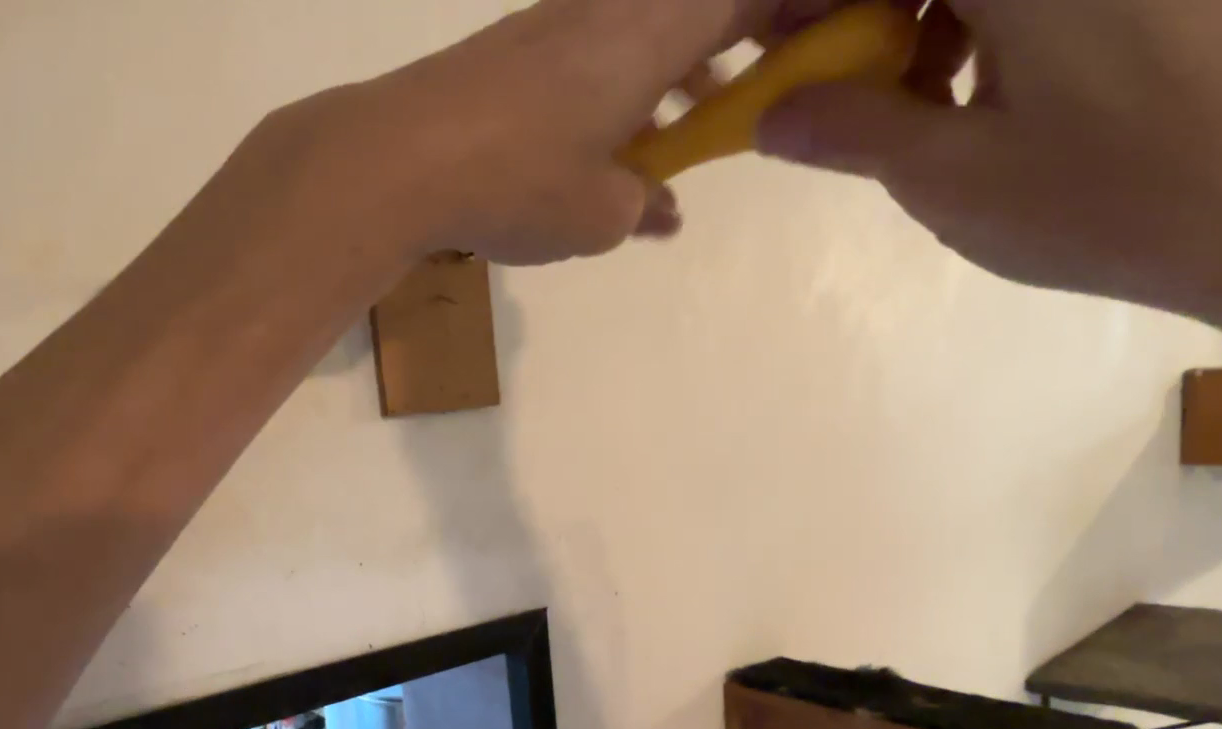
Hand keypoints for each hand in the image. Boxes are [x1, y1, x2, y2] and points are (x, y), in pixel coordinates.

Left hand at [241, 0, 867, 265]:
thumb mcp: (599, 215)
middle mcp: (609, 8)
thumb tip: (662, 211)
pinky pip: (595, 49)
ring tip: (694, 122)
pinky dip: (624, 82)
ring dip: (681, 64)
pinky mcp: (511, 53)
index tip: (829, 40)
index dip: (798, 13)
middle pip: (699, 5)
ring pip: (644, 26)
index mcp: (653, 30)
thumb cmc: (515, 183)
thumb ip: (644, 205)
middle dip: (745, 35)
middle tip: (767, 80)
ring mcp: (553, 24)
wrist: (393, 161)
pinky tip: (611, 142)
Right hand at [755, 0, 1221, 340]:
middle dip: (861, 21)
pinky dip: (981, 31)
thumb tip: (771, 116)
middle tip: (827, 88)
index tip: (774, 56)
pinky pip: (1034, 0)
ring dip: (918, 27)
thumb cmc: (1101, 198)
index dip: (811, 7)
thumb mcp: (947, 175)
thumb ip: (849, 131)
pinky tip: (977, 99)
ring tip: (907, 108)